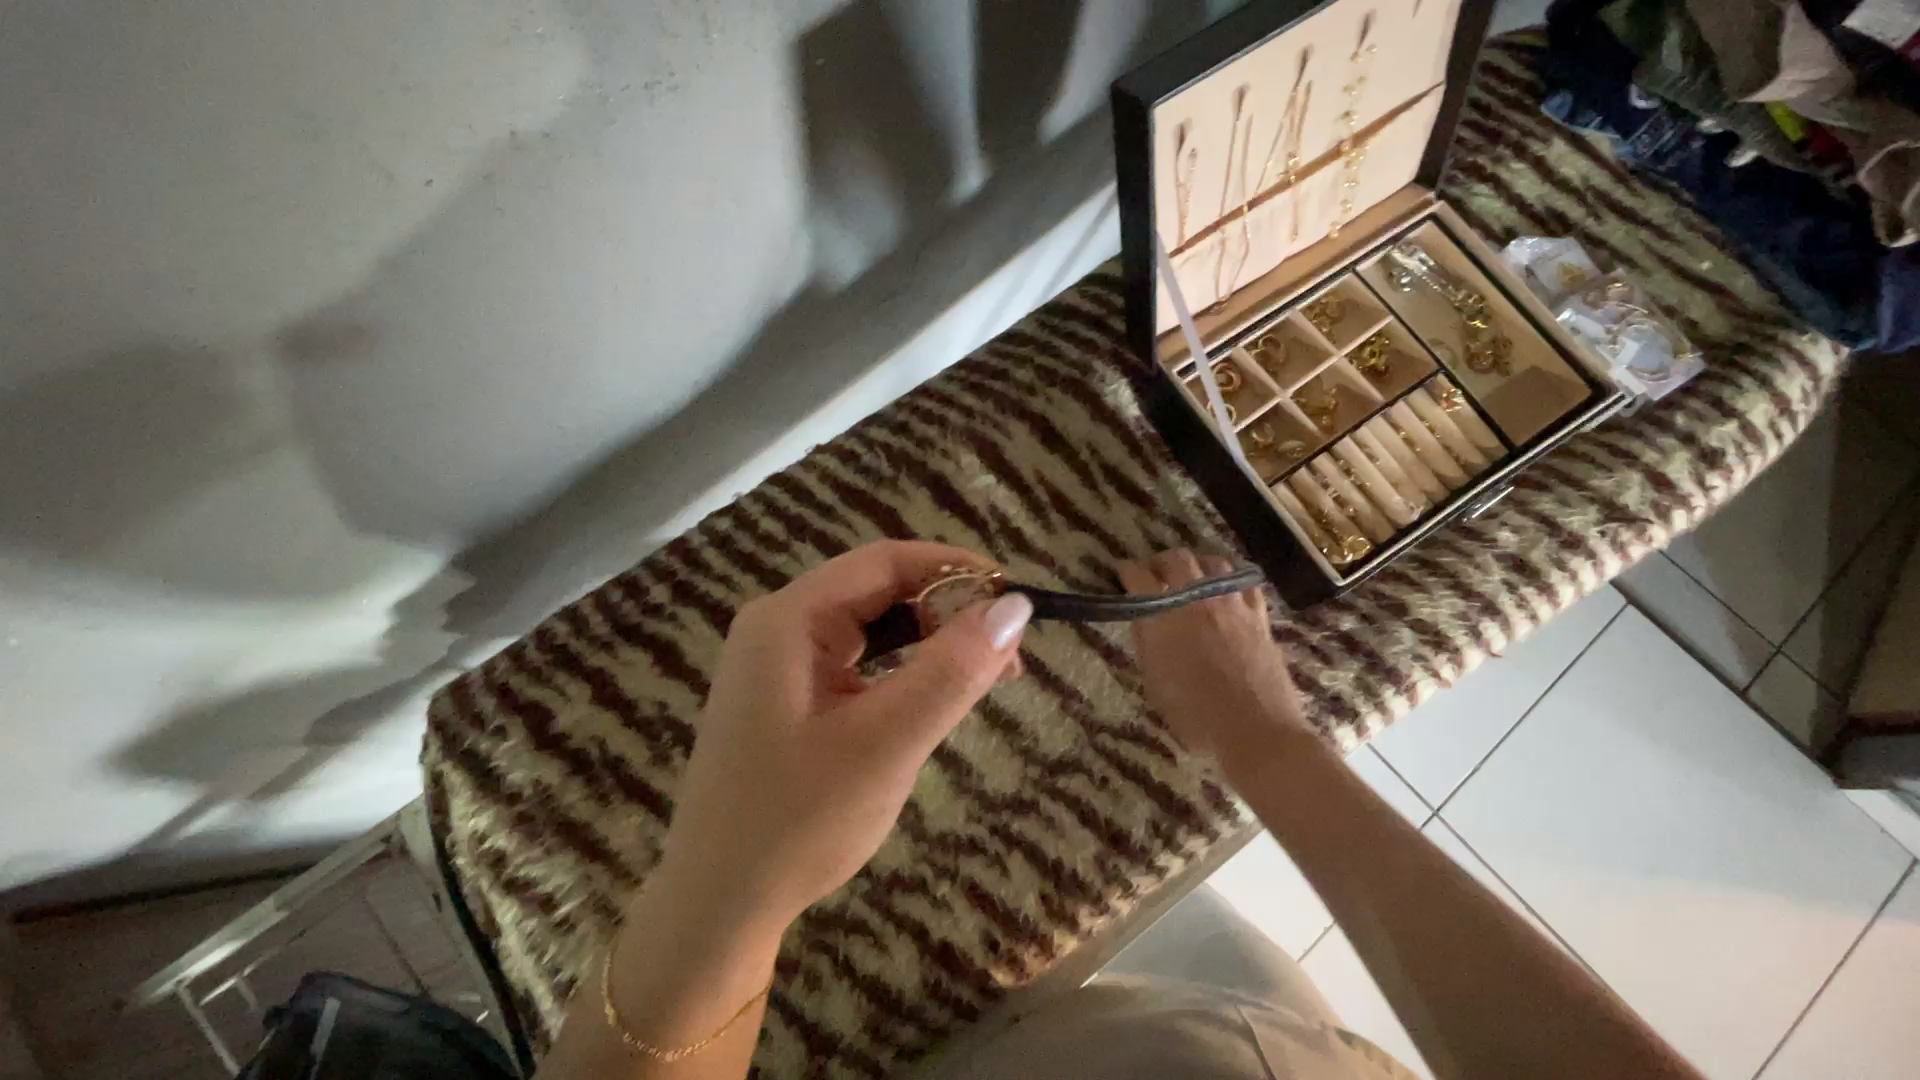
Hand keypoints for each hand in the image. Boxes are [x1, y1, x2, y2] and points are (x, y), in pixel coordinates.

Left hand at [653, 540, 1031, 933]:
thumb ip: (951, 671)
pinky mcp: (788, 697)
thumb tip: (1014, 607)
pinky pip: (856, 662)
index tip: (1015, 599)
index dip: (954, 568)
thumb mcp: (886, 744)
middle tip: (1008, 653)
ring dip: (929, 640)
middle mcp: (778, 627)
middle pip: (876, 589)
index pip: (883, 561)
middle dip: (946, 609)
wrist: (720, 905)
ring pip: (870, 626)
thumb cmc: (798, 823)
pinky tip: (932, 697)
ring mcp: (779, 663)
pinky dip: (902, 670)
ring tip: (985, 675)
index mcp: (788, 619)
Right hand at [1118, 549, 1311, 765]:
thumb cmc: (1195, 716)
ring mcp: (1232, 604)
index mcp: (1164, 616)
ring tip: (1192, 576)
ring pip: (1214, 562)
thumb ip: (1147, 643)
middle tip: (1155, 573)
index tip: (1122, 572)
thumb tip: (1144, 619)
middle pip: (1177, 558)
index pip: (1138, 576)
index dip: (1127, 570)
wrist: (1255, 730)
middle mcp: (1197, 600)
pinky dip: (1231, 579)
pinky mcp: (1259, 615)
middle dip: (1161, 561)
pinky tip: (1227, 588)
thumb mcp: (1154, 683)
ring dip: (1197, 564)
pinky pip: (1245, 582)